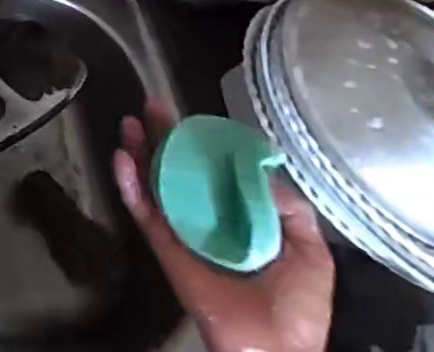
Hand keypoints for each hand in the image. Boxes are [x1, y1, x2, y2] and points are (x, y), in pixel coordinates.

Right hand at [114, 100, 333, 351]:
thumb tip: (258, 167)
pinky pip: (140, 209)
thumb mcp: (311, 252)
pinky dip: (128, 182)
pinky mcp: (162, 244)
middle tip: (152, 106)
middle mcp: (203, 216)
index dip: (198, 142)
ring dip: (138, 150)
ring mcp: (179, 228)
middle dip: (162, 135)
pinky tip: (122, 158)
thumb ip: (291, 209)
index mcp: (235, 216)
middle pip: (174, 167)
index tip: (190, 118)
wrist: (274, 350)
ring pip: (151, 181)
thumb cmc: (298, 307)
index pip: (211, 170)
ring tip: (131, 123)